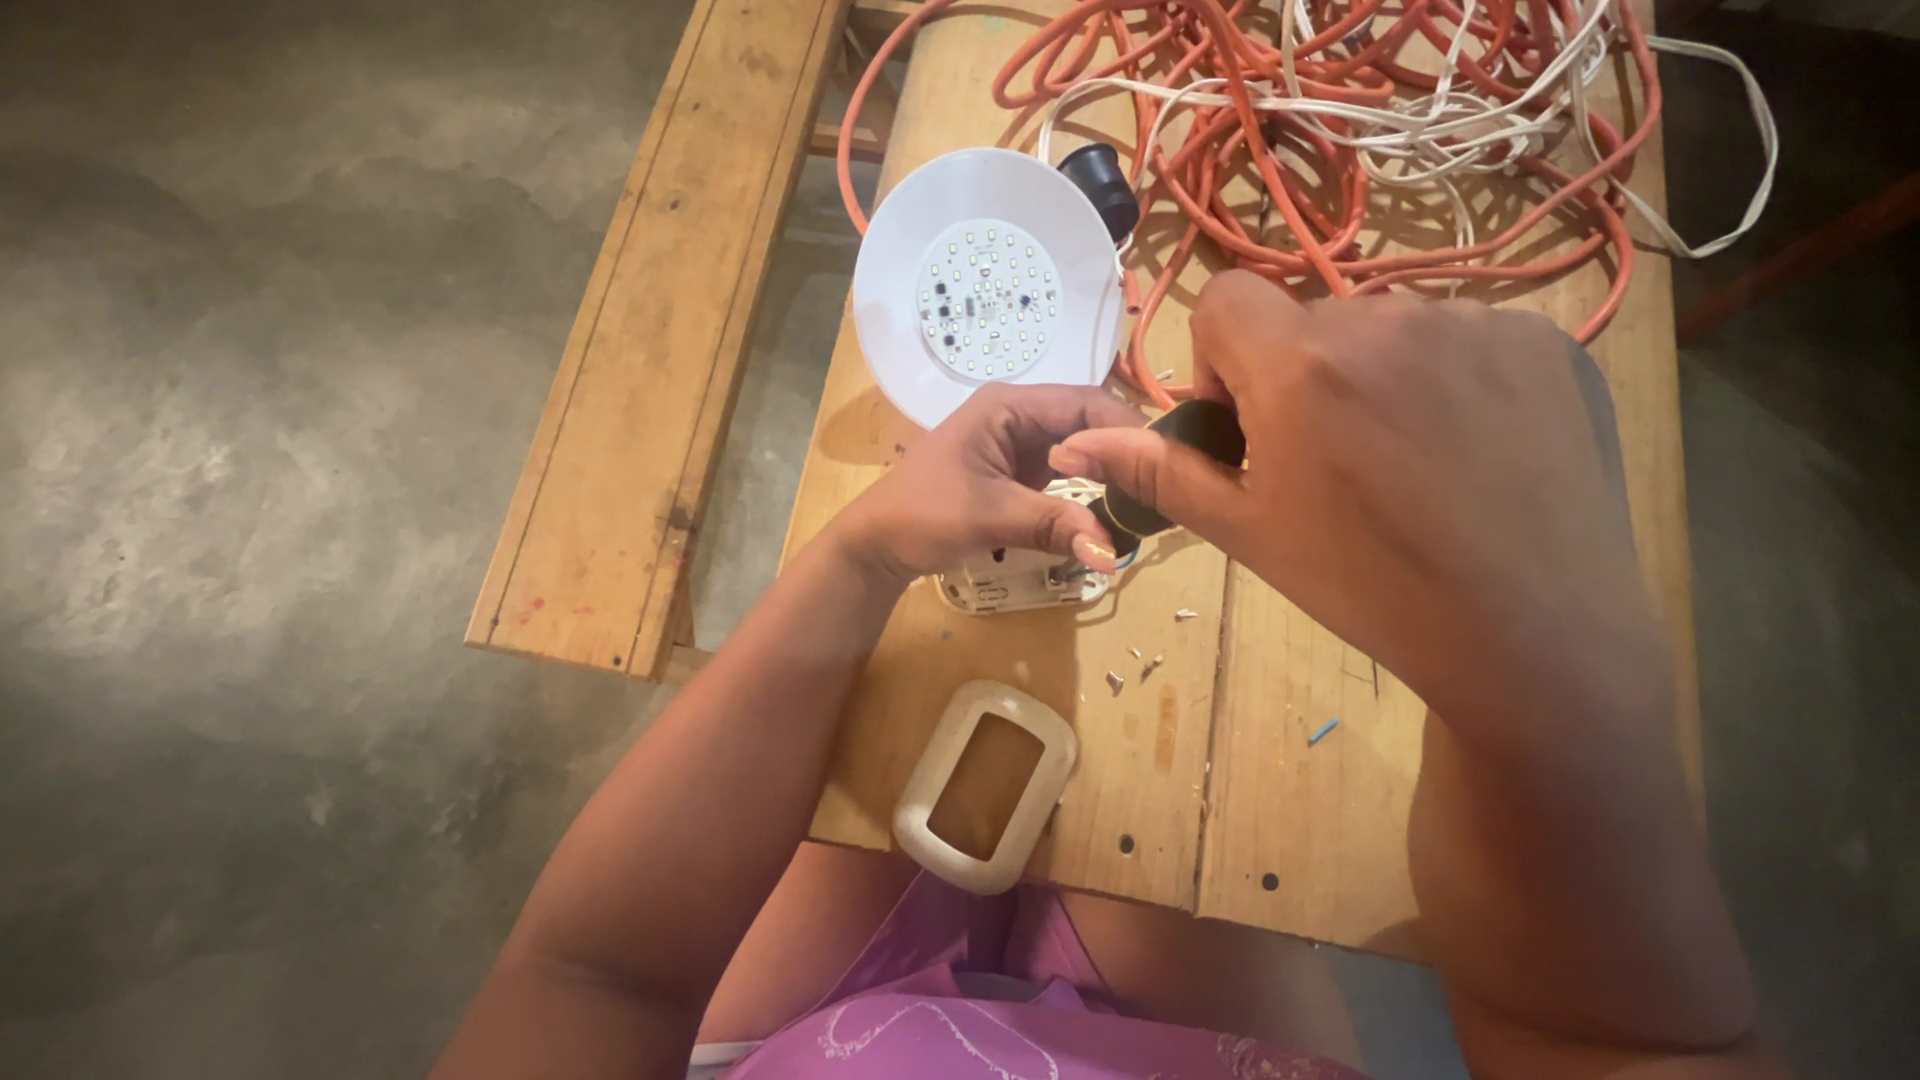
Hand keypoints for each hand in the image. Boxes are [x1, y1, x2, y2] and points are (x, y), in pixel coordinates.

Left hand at [830, 383, 1144, 585]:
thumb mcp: (989, 516)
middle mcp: (1016, 415)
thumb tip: (1112, 551)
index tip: (1161, 461)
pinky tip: (1113, 507)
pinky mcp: (1018, 473)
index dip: (1124, 427)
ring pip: (1078, 449)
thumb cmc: (923, 515)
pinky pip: (1064, 474)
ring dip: (1107, 472)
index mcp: (1006, 405)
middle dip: (1120, 450)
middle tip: (1163, 483)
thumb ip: (1053, 525)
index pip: (1082, 402)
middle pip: (1085, 423)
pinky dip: (1087, 490)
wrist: (880, 544)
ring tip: (1148, 496)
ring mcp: (1017, 443)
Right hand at [1049, 272, 1670, 749]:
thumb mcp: (1244, 530)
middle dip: (1297, 378)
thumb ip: (1158, 471)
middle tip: (1329, 464)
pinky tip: (1471, 456)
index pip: (1224, 300)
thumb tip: (1077, 445)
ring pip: (1388, 330)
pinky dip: (1450, 383)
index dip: (1222, 360)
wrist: (1527, 636)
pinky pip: (1466, 341)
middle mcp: (1387, 318)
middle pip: (1307, 322)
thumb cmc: (1362, 585)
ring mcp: (1478, 325)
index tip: (1252, 427)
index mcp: (1300, 365)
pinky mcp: (1546, 344)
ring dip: (1373, 378)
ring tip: (1406, 465)